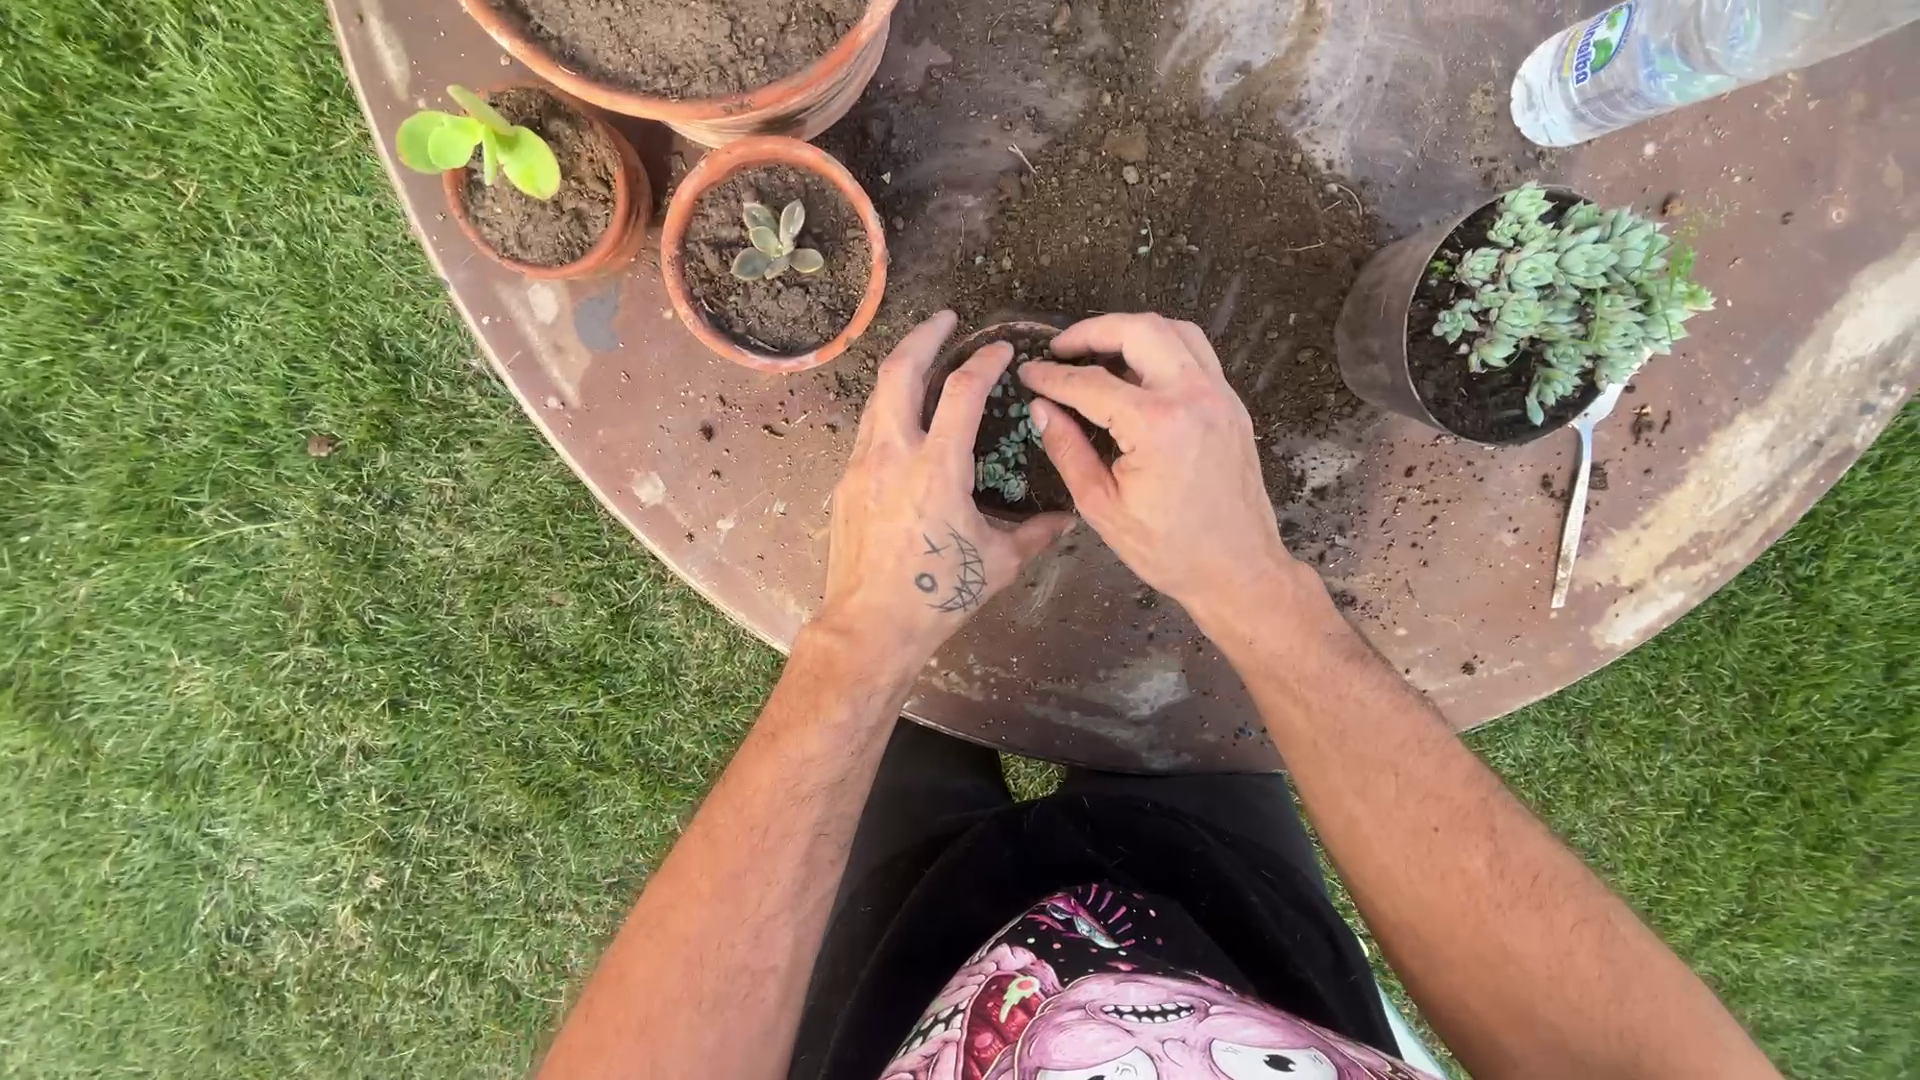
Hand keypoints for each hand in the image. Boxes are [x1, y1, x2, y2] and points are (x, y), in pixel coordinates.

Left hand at [814, 311, 1075, 676]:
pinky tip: (903, 419)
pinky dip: (888, 409)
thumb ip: (1035, 534)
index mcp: (937, 468)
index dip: (985, 361)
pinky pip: (867, 431)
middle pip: (899, 372)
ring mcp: (863, 467)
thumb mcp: (997, 564)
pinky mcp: (847, 484)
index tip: (1001, 350)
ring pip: (877, 398)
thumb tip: (1066, 520)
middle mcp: (894, 455)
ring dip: (901, 370)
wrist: (870, 626)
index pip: (962, 391)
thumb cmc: (938, 595)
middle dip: (924, 336)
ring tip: (922, 358)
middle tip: (946, 319)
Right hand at [1019, 313, 1300, 621]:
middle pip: (1139, 331)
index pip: (1092, 383)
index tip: (1028, 374)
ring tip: (1097, 352)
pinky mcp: (1231, 404)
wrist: (1237, 568)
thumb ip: (1068, 450)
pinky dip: (1162, 347)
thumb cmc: (1167, 549)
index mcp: (1157, 425)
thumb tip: (1041, 409)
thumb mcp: (1102, 506)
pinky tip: (1137, 371)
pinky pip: (1196, 354)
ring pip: (1175, 331)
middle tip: (1060, 348)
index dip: (1053, 377)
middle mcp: (1193, 396)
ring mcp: (1219, 396)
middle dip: (1092, 331)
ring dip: (1131, 332)